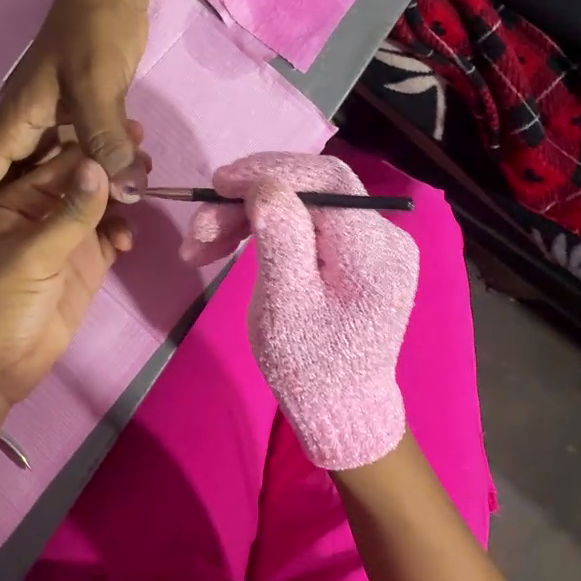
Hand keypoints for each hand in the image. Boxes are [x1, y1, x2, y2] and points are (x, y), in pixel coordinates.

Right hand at [0, 0, 148, 265]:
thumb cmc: (93, 31)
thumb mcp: (97, 84)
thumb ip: (105, 138)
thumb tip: (124, 195)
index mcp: (15, 121)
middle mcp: (27, 126)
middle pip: (10, 185)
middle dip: (18, 223)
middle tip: (33, 266)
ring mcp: (53, 120)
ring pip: (52, 173)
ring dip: (70, 199)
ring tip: (95, 233)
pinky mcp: (79, 114)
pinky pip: (81, 156)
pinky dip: (97, 175)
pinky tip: (125, 192)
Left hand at [0, 146, 134, 406]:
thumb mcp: (33, 254)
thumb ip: (71, 213)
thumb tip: (101, 165)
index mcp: (18, 197)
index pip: (62, 163)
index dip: (94, 147)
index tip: (130, 132)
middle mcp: (45, 209)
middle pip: (86, 179)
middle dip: (114, 169)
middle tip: (148, 157)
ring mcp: (67, 237)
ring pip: (101, 205)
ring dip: (122, 199)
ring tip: (146, 194)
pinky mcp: (86, 263)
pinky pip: (110, 236)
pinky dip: (121, 232)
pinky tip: (126, 242)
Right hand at [183, 153, 418, 470]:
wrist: (341, 410)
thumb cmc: (310, 366)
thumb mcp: (284, 305)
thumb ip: (279, 238)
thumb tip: (263, 183)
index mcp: (373, 249)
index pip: (325, 179)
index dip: (269, 170)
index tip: (218, 183)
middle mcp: (382, 236)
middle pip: (308, 189)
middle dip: (247, 200)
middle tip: (198, 228)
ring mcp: (371, 243)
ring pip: (300, 204)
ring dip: (247, 216)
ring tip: (199, 245)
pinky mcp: (354, 253)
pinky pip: (306, 222)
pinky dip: (265, 228)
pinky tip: (228, 244)